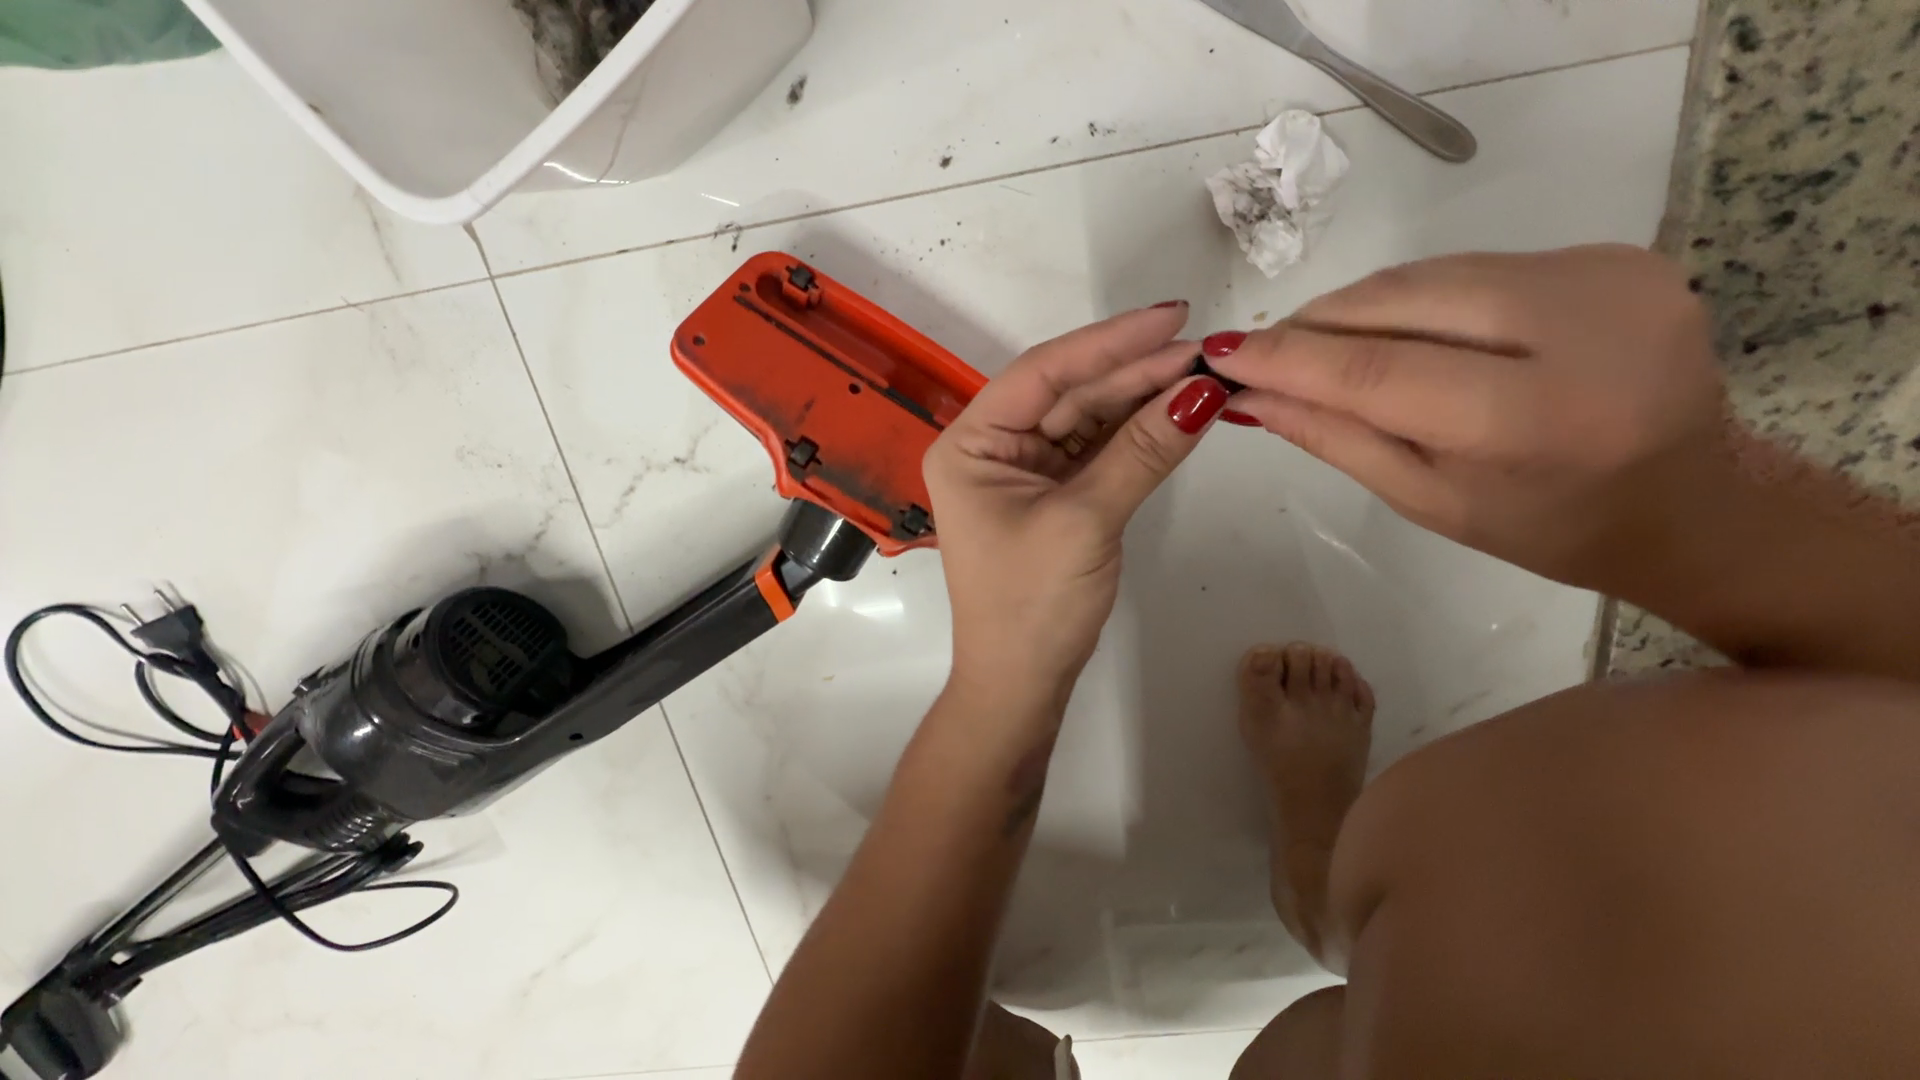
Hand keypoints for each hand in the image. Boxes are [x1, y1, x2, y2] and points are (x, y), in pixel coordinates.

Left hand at [924, 304, 1227, 702]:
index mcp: (972, 445)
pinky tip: (1178, 411)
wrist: (1022, 683)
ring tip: (1203, 374)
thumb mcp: (1086, 521)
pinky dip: (1137, 434)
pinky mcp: (1056, 495)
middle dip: (1135, 372)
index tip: (1172, 318)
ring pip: (1088, 419)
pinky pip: (1099, 451)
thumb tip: (1204, 392)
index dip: (1109, 342)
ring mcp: (1026, 472)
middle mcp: (994, 449)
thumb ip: (1142, 452)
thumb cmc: (1033, 605)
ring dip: (1142, 399)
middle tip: (1205, 351)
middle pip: (1070, 393)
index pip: (1043, 374)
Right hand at [1209, 245, 1731, 591]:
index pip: (1379, 372)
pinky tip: (1391, 329)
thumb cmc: (1547, 525)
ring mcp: (1607, 277)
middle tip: (1259, 348)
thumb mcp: (1428, 499)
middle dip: (1317, 322)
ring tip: (1314, 342)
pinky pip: (1472, 268)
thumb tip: (1246, 394)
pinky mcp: (1611, 255)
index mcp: (1536, 419)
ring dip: (1358, 306)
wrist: (1692, 499)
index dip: (1289, 358)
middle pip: (1403, 301)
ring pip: (1432, 274)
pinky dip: (1414, 297)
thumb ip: (1336, 438)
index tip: (1220, 353)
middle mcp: (1583, 328)